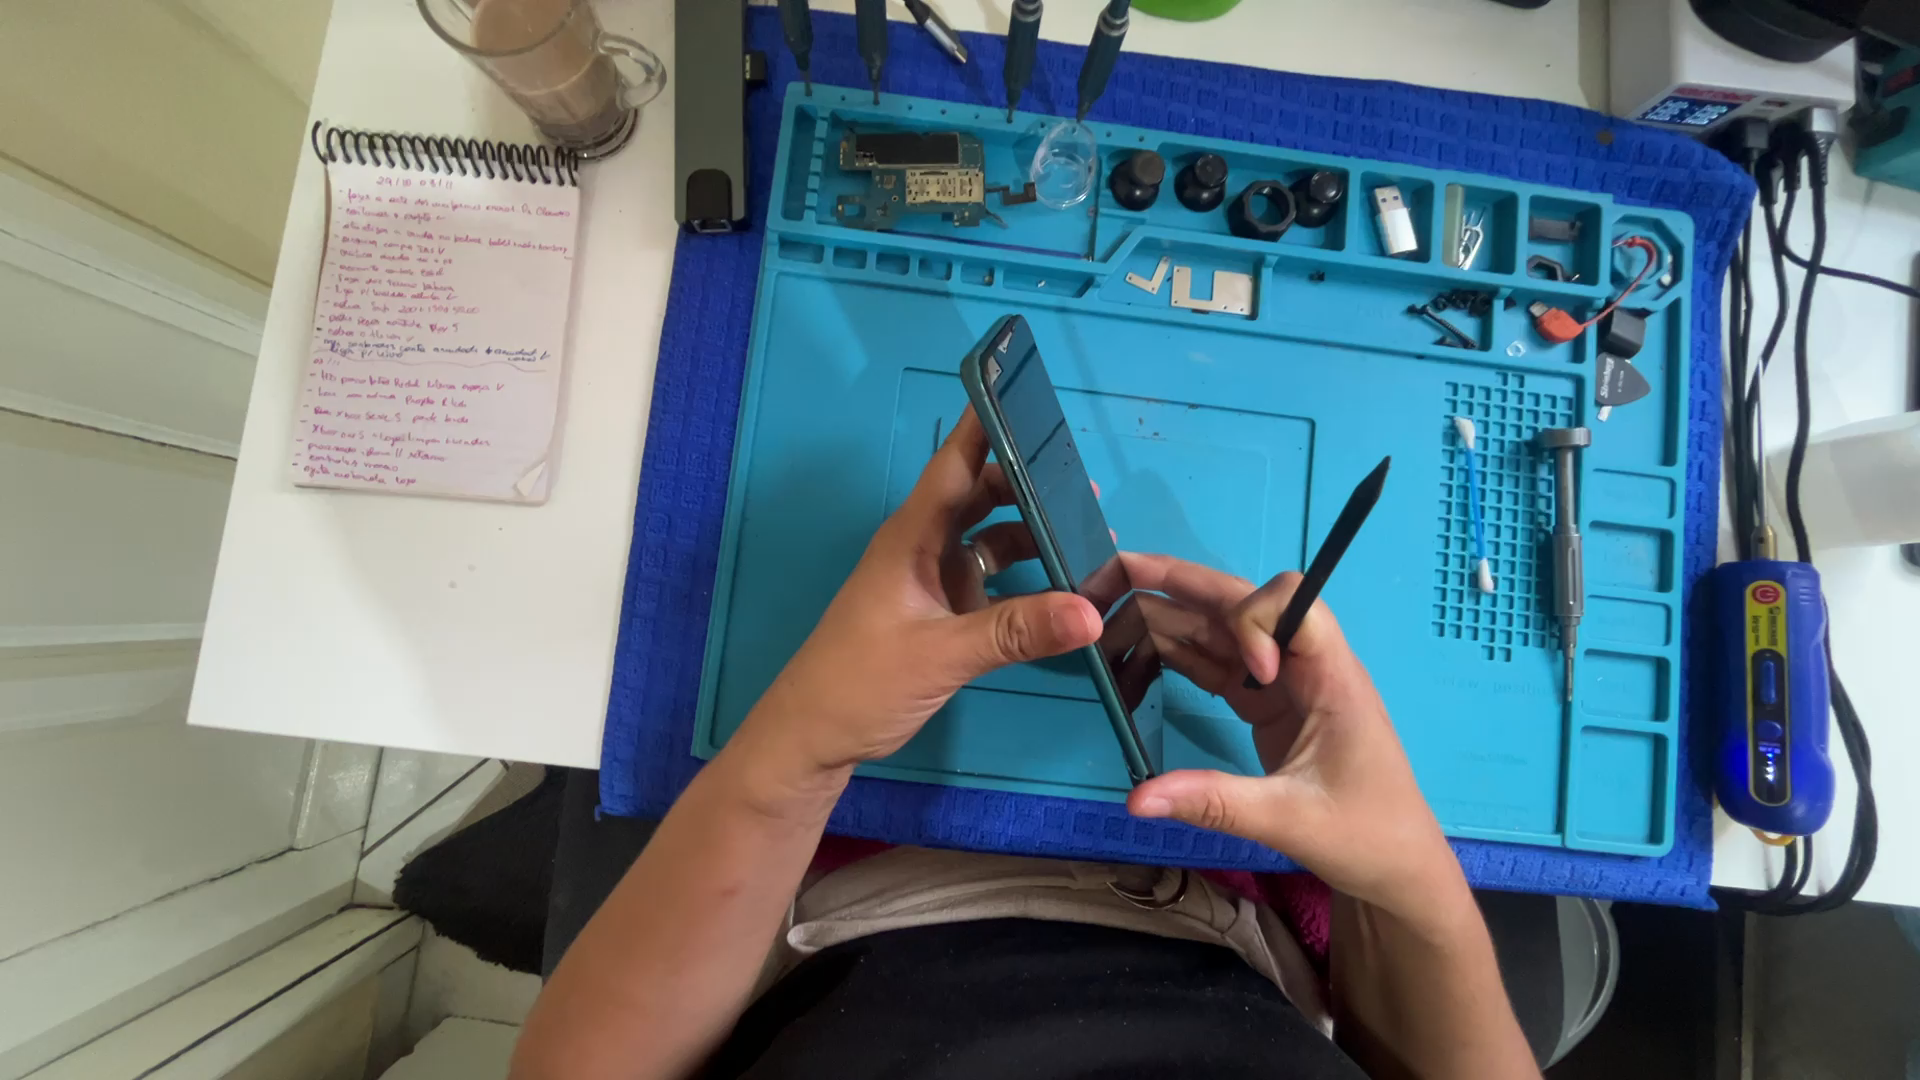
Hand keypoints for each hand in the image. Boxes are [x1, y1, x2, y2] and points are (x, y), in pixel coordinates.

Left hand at [740, 409, 1102, 775]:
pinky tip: (1059, 593)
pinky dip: (1022, 583)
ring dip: (1032, 538)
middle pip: (981, 498)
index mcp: (911, 537)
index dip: (986, 425)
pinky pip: (989, 583)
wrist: (813, 737)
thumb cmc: (860, 682)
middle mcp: (923, 548)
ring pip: (989, 541)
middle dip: (1030, 486)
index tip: (1026, 394)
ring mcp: (932, 581)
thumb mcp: (941, 655)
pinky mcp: (940, 614)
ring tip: (1088, 541)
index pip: (954, 464)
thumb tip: (1092, 613)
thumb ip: (1015, 632)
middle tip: (1088, 489)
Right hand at [1119, 554, 1466, 922]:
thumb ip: (1213, 802)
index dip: (1252, 619)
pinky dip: (1170, 656)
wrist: (1396, 867)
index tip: (1250, 675)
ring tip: (1106, 623)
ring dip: (1161, 619)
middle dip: (1172, 583)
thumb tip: (1135, 799)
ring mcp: (1277, 678)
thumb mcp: (1291, 821)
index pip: (1289, 601)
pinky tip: (1133, 660)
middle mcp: (1298, 661)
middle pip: (1233, 600)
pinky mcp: (1260, 699)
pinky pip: (1210, 662)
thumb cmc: (1366, 836)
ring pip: (1213, 628)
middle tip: (1110, 577)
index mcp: (1328, 673)